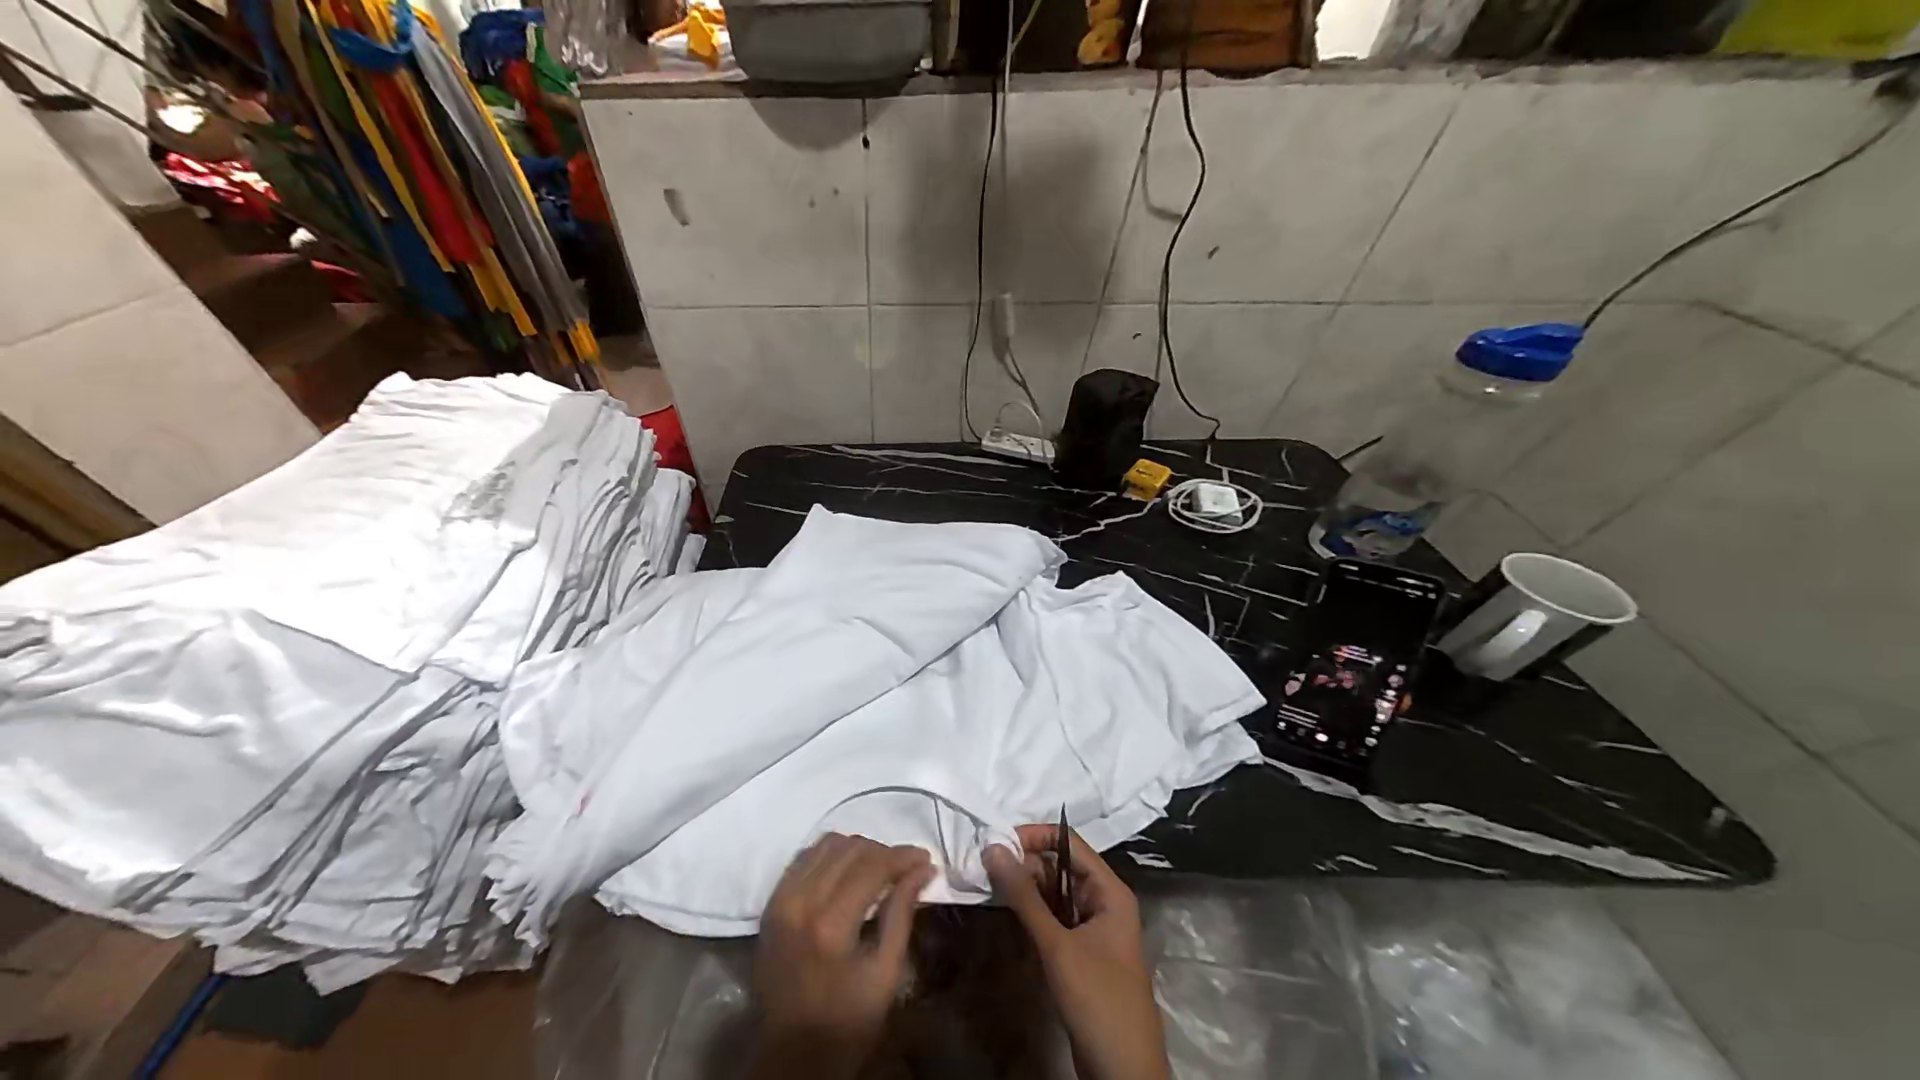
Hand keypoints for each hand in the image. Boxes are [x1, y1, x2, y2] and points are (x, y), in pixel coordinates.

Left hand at [748, 833, 935, 1079]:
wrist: (789, 1056)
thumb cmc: (846, 1022)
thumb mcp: (886, 973)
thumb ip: (902, 912)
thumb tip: (923, 869)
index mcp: (830, 924)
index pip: (872, 865)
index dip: (903, 856)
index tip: (925, 859)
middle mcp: (801, 901)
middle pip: (850, 849)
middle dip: (884, 851)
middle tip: (906, 868)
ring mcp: (781, 899)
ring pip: (826, 845)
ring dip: (858, 850)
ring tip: (878, 868)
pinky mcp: (771, 903)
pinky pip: (805, 857)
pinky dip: (831, 855)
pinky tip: (848, 871)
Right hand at [984, 825, 1168, 1079]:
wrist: (1124, 1072)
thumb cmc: (1098, 999)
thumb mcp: (1057, 946)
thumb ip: (1024, 896)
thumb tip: (993, 848)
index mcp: (1109, 891)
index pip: (1068, 843)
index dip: (1034, 836)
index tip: (997, 843)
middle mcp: (1103, 901)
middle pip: (1060, 866)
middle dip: (1024, 863)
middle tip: (984, 867)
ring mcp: (1093, 927)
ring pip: (1054, 892)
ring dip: (1025, 888)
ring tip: (987, 884)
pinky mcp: (1081, 951)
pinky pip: (1054, 918)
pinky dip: (1031, 912)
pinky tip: (1005, 911)